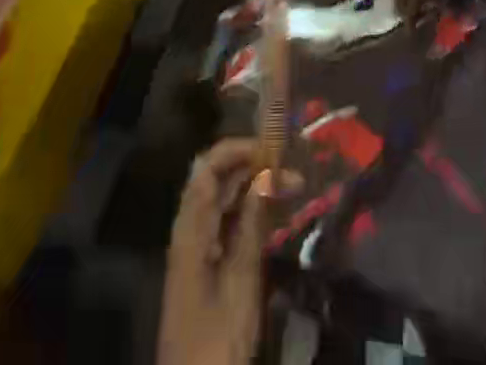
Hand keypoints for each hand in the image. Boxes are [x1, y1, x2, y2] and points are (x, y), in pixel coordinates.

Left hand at [158, 140, 295, 364]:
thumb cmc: (216, 337)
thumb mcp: (240, 280)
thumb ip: (251, 224)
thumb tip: (266, 175)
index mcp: (191, 227)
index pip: (207, 168)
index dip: (237, 149)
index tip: (274, 147)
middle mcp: (190, 229)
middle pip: (216, 181)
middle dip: (253, 167)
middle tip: (294, 171)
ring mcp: (197, 247)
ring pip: (224, 201)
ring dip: (254, 188)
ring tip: (294, 188)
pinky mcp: (206, 265)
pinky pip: (227, 224)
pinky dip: (250, 213)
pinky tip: (276, 215)